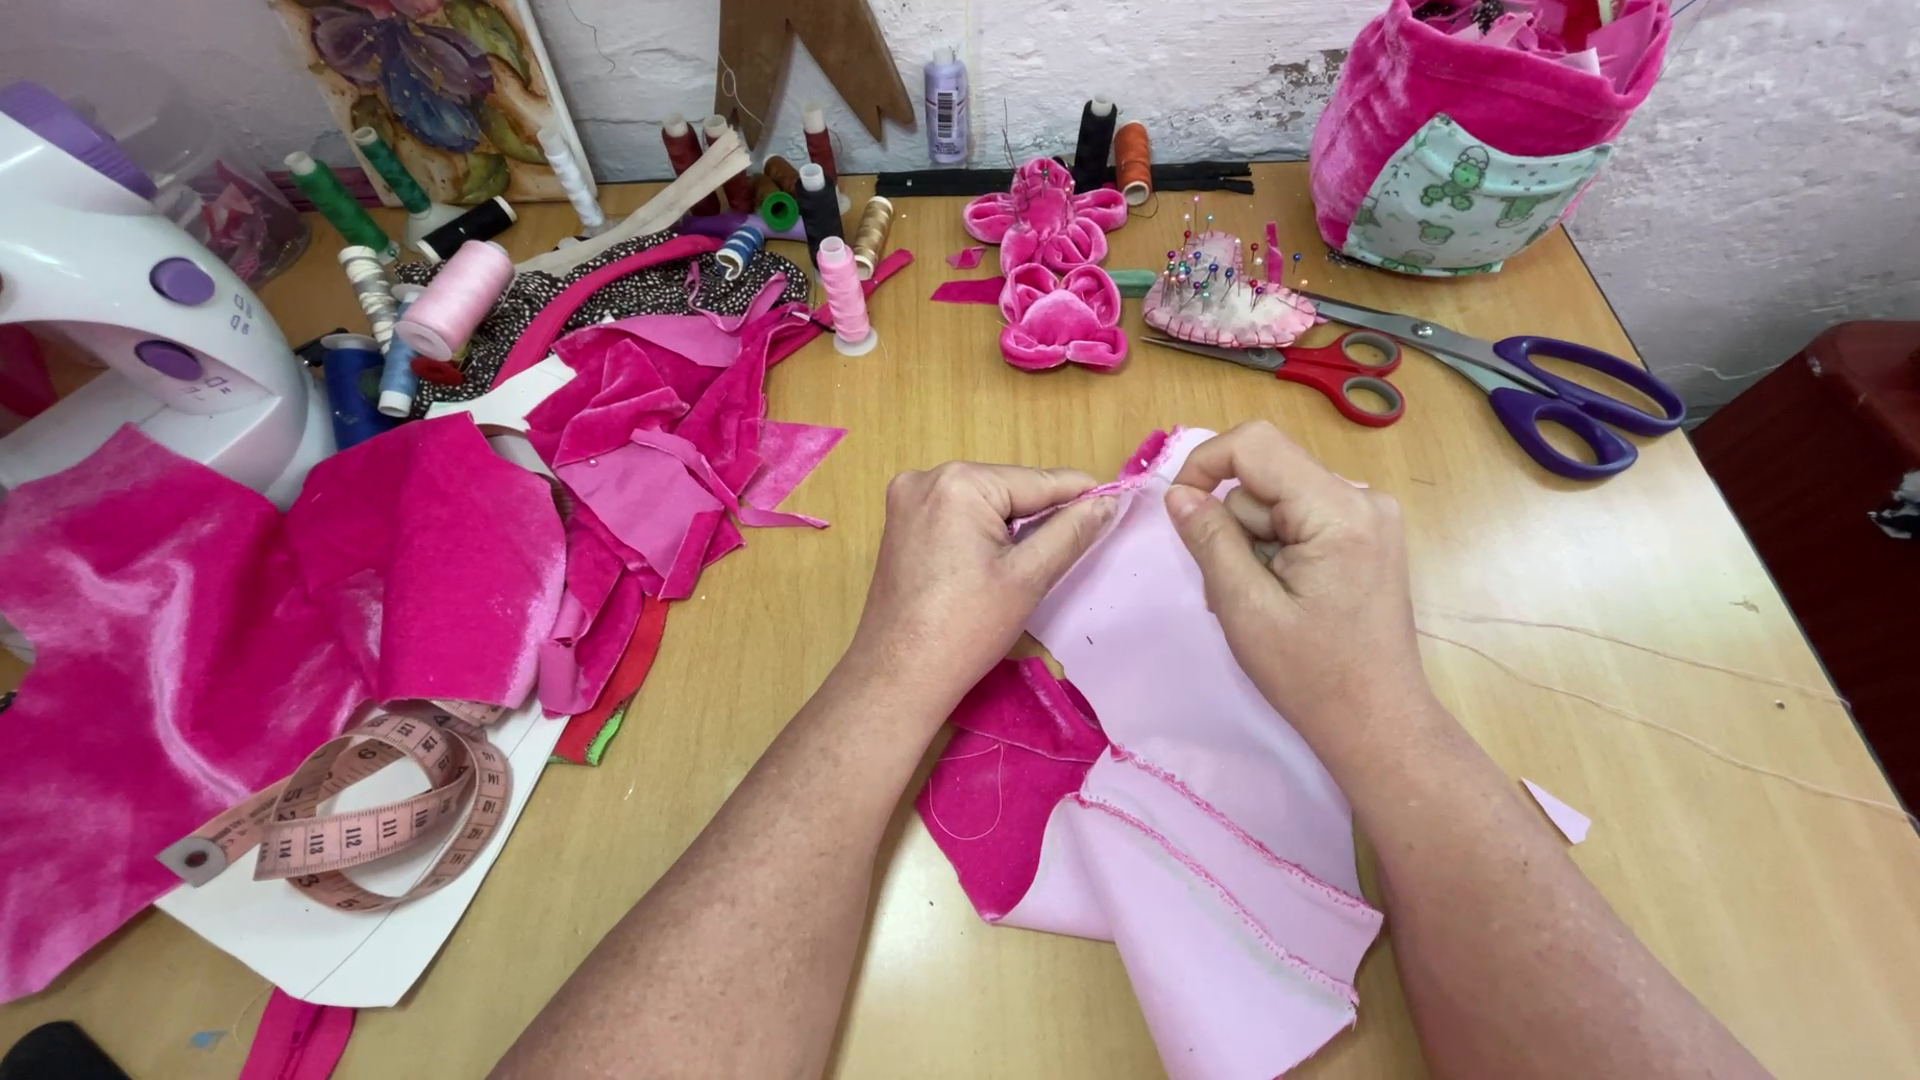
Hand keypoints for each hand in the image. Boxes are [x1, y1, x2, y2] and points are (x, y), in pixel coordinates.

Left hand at [843, 463, 1115, 721]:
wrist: (897, 676)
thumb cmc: (965, 628)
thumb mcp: (1028, 577)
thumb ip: (1071, 531)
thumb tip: (1107, 501)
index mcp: (957, 482)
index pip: (1036, 481)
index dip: (1080, 493)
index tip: (1118, 499)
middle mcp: (926, 478)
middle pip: (1007, 488)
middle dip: (1042, 512)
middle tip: (1082, 538)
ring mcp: (906, 501)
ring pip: (983, 503)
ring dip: (1013, 524)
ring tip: (1041, 556)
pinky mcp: (900, 526)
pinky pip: (957, 516)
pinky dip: (983, 532)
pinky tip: (999, 560)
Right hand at [1164, 422, 1430, 748]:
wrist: (1376, 721)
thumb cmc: (1309, 674)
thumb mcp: (1244, 606)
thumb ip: (1209, 539)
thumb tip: (1177, 493)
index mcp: (1339, 511)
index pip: (1255, 444)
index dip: (1204, 464)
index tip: (1180, 509)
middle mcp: (1362, 498)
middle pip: (1264, 476)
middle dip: (1233, 524)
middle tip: (1231, 586)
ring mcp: (1368, 516)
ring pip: (1276, 499)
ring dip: (1251, 542)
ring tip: (1256, 599)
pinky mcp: (1364, 534)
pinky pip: (1297, 517)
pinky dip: (1273, 547)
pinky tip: (1279, 592)